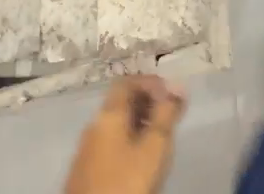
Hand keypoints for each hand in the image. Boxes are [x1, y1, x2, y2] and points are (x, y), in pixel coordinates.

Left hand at [64, 75, 186, 193]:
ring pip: (115, 124)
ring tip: (160, 138)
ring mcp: (86, 149)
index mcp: (108, 115)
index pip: (126, 81)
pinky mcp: (85, 170)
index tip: (171, 95)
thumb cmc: (127, 181)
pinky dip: (128, 140)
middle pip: (120, 102)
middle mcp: (93, 126)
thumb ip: (167, 113)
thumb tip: (177, 85)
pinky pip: (109, 143)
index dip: (151, 82)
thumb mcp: (155, 145)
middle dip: (148, 103)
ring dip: (139, 123)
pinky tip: (140, 159)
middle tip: (170, 116)